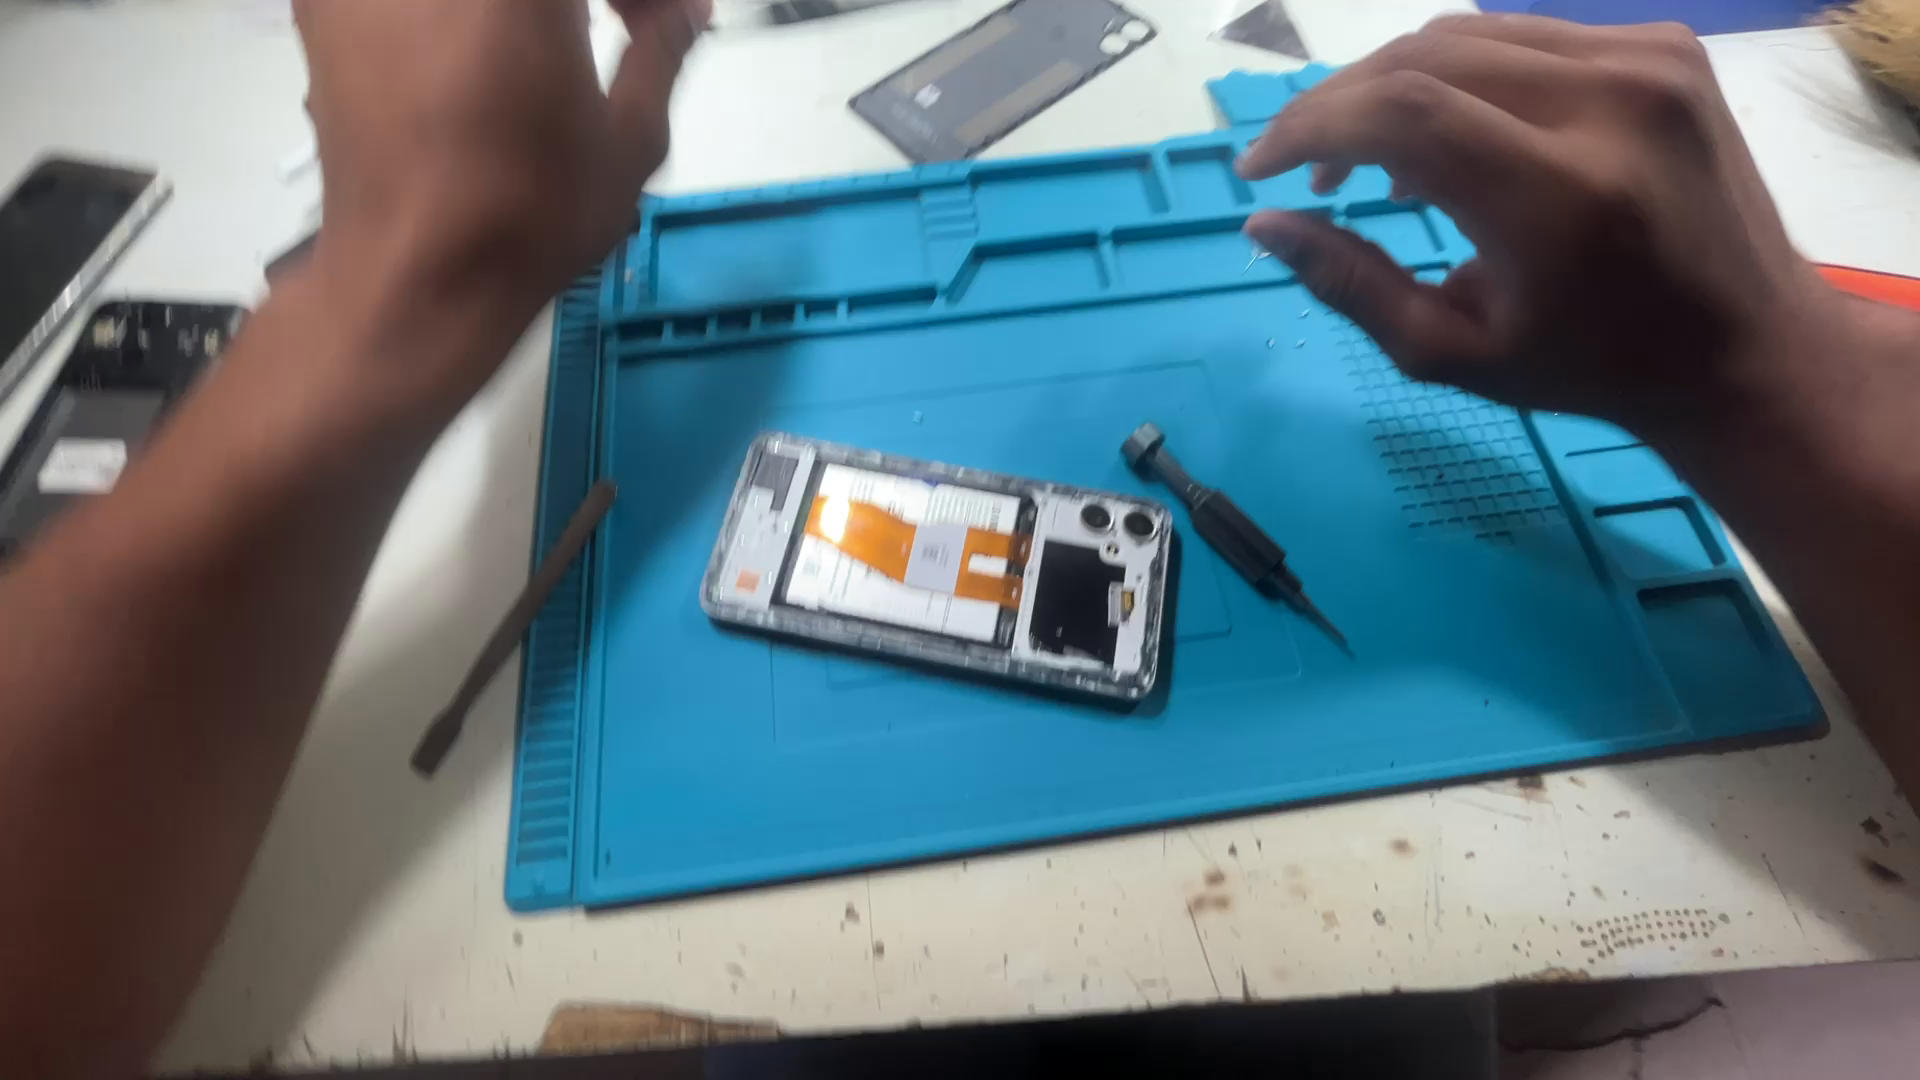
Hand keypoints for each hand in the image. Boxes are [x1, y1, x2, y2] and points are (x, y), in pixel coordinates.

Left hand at [292, 0, 706, 407]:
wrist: (421, 271)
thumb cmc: (542, 213)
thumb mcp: (629, 140)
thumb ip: (660, 55)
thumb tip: (688, 10)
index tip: (676, 17)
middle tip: (628, 23)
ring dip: (537, 9)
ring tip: (564, 43)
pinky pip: (420, 0)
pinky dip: (467, 17)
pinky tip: (492, 55)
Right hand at [1236, 14, 1839, 431]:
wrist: (1734, 343)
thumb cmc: (1575, 366)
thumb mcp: (1440, 350)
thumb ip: (1347, 282)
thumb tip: (1265, 225)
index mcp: (1553, 194)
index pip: (1399, 113)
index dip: (1306, 128)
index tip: (1254, 169)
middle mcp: (1607, 100)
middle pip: (1420, 60)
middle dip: (1328, 107)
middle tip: (1288, 165)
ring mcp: (1644, 59)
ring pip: (1461, 38)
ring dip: (1377, 91)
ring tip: (1346, 162)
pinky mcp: (1657, 49)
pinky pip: (1512, 41)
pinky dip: (1440, 81)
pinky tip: (1419, 140)